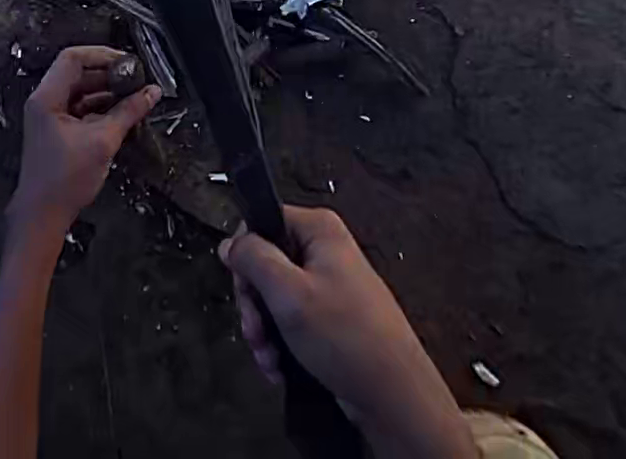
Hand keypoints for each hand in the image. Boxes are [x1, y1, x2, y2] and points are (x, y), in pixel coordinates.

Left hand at [7, 45, 158, 236]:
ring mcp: (49, 115)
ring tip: (132, 95)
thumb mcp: (103, 141)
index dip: (101, 55)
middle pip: (77, 72)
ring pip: (80, 90)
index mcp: (47, 97)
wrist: (43, 214)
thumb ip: (128, 112)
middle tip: (134, 78)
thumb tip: (150, 93)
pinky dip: (99, 106)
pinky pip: (80, 107)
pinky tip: (120, 112)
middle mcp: (45, 101)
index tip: (126, 62)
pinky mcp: (57, 129)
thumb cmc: (64, 180)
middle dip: (107, 73)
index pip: (73, 58)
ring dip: (105, 90)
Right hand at [220, 206, 473, 458]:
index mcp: (319, 229)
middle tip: (255, 331)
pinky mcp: (332, 318)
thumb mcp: (288, 293)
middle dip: (253, 302)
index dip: (245, 253)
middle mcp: (324, 250)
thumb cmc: (345, 338)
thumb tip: (227, 243)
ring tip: (268, 357)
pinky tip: (279, 365)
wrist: (398, 404)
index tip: (243, 288)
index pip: (262, 220)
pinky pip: (291, 318)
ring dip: (263, 328)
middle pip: (264, 261)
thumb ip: (252, 258)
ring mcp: (329, 285)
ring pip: (274, 294)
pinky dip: (279, 341)